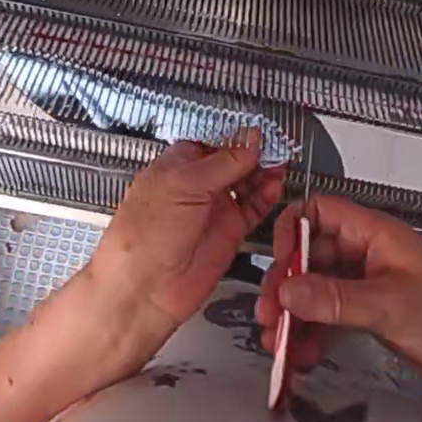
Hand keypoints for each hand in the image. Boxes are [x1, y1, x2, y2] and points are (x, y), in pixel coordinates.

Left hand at [73, 129, 284, 351]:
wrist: (144, 289)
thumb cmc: (143, 237)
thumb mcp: (184, 185)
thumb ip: (222, 162)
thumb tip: (249, 141)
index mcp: (178, 165)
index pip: (215, 141)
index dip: (238, 137)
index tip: (259, 133)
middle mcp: (197, 185)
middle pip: (235, 160)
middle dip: (256, 153)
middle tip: (275, 148)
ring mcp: (214, 208)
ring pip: (248, 183)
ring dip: (264, 173)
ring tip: (278, 166)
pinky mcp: (229, 231)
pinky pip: (254, 208)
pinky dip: (266, 197)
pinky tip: (274, 187)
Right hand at [256, 196, 421, 392]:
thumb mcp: (391, 306)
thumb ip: (335, 298)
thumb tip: (285, 289)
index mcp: (374, 233)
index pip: (318, 212)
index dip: (292, 233)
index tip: (278, 268)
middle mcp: (366, 252)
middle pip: (309, 256)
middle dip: (285, 287)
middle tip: (269, 318)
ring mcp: (367, 282)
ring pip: (315, 289)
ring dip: (294, 315)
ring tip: (280, 346)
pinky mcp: (370, 311)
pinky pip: (329, 313)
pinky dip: (313, 332)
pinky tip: (304, 354)